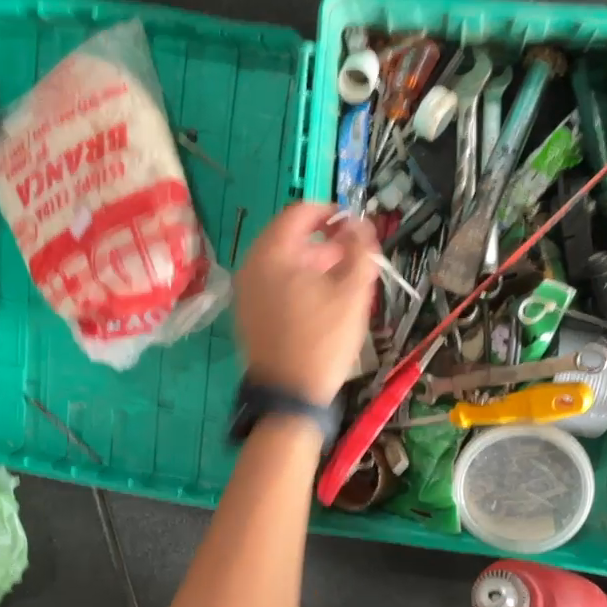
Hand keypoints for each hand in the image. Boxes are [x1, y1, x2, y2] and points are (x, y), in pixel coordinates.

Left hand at [232, 203, 377, 406]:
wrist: (289, 395)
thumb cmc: (323, 342)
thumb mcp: (353, 294)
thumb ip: (360, 250)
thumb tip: (361, 224)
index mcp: (273, 253)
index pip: (300, 212)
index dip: (330, 212)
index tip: (352, 224)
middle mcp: (251, 266)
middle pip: (288, 237)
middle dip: (322, 240)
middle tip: (351, 254)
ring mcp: (245, 292)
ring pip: (281, 263)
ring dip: (311, 263)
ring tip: (340, 280)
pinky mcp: (247, 314)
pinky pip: (272, 284)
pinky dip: (295, 282)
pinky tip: (319, 302)